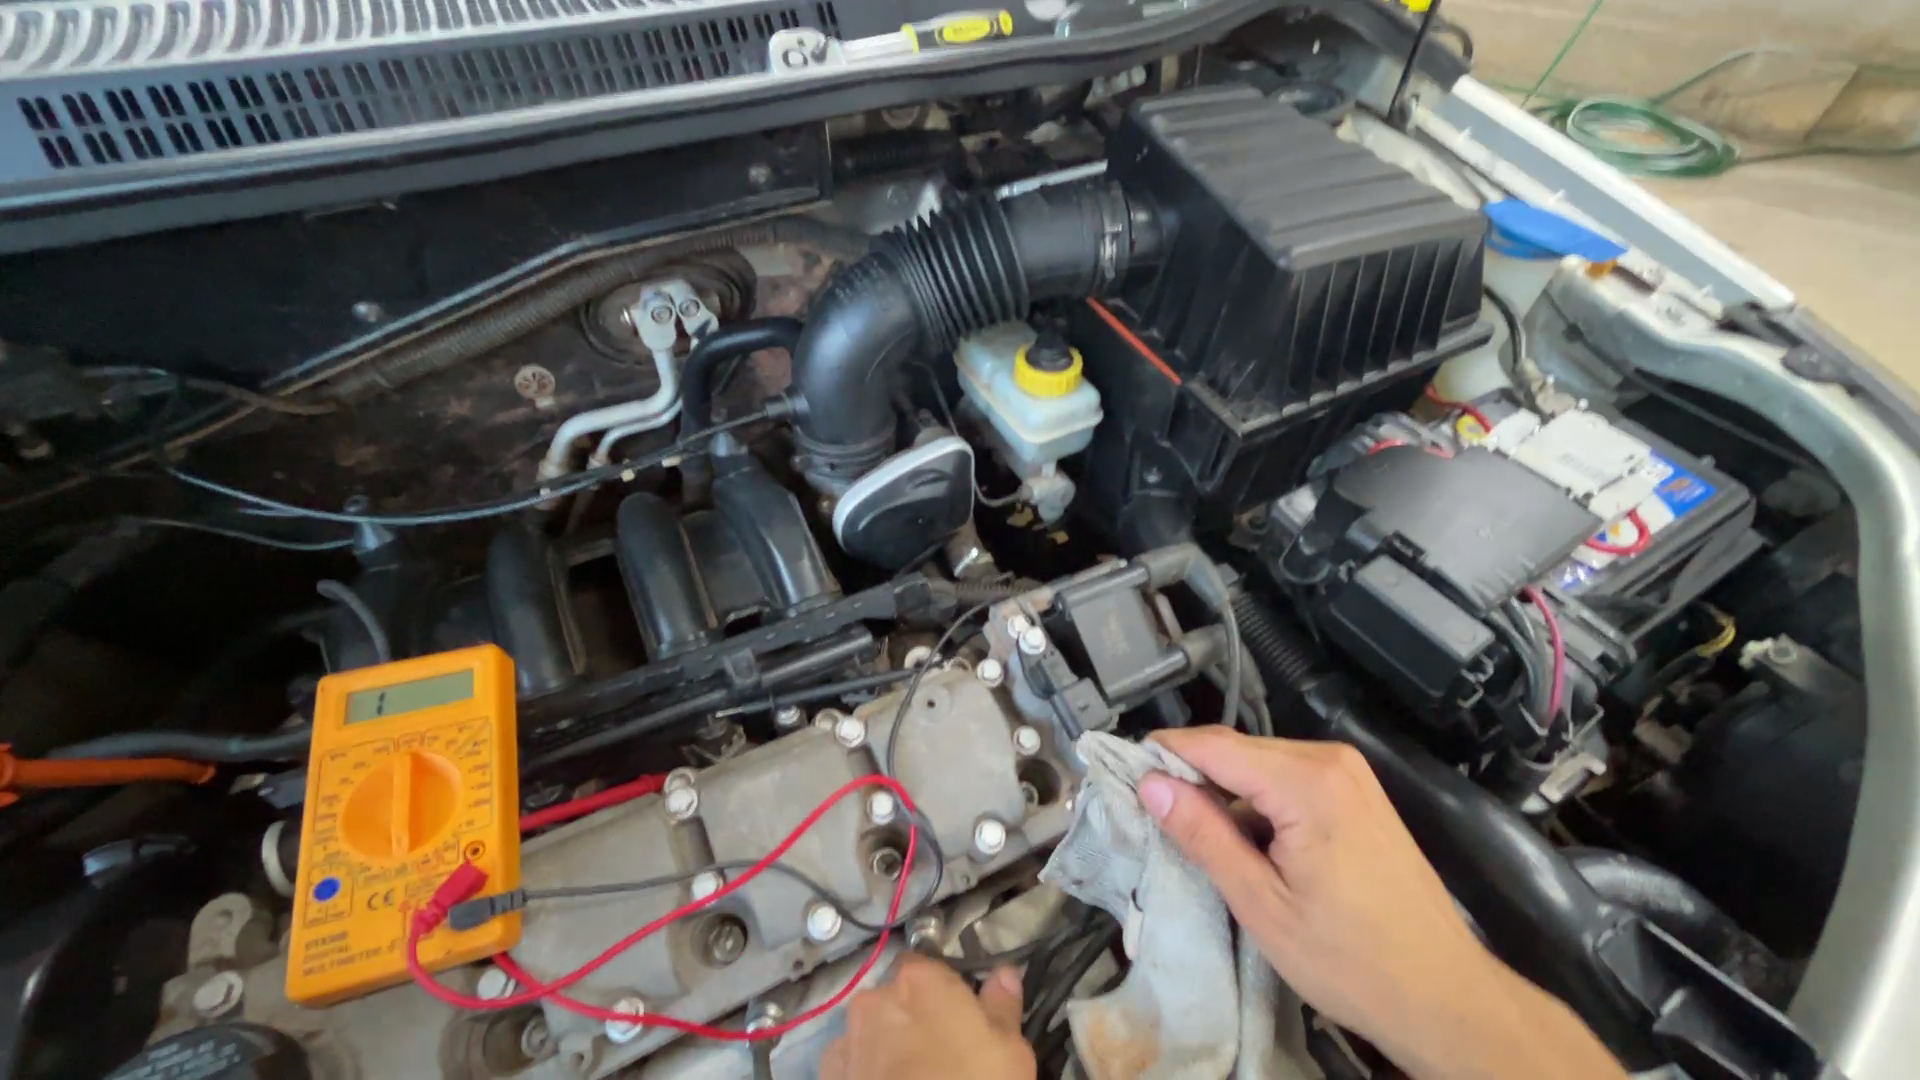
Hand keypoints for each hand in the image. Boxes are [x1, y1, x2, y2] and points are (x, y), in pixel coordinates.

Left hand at [820, 954, 1034, 1079]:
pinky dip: (862, 1071)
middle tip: (938, 1050)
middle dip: (911, 1015)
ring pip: (870, 1030)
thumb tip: (1005, 973)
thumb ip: (1002, 1005)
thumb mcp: (1009, 1050)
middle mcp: (877, 998)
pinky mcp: (831, 1075)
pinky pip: (850, 1063)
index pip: (927, 967)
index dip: (941, 991)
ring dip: (885, 1042)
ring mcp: (847, 1038)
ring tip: (911, 1074)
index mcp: (920, 979)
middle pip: (896, 997)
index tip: (957, 1016)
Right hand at [1141, 727, 1626, 1079]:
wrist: (1447, 998)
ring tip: (1197, 839)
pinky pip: (1286, 779)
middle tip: (1153, 818)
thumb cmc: (1352, 961)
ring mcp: (1348, 774)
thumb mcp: (1260, 903)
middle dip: (1191, 778)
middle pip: (1234, 750)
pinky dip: (1255, 803)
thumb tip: (1149, 784)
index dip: (1161, 756)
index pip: (1212, 745)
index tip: (1121, 776)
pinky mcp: (1355, 793)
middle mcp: (1329, 761)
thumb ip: (1202, 835)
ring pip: (1257, 764)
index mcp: (1306, 782)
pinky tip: (1247, 844)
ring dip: (1223, 793)